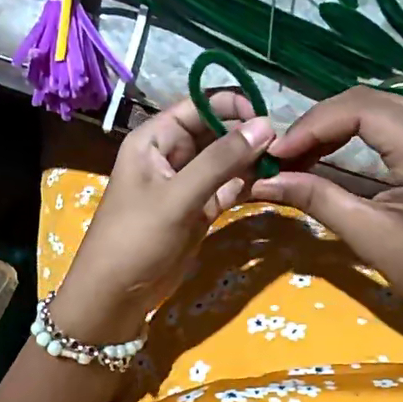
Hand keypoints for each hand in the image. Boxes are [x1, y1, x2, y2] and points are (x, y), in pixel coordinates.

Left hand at [50, 93, 274, 342]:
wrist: (116, 296)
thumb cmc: (136, 238)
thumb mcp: (177, 196)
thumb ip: (221, 160)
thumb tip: (265, 125)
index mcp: (155, 139)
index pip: (198, 106)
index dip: (232, 105)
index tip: (268, 117)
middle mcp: (172, 154)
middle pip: (217, 131)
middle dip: (248, 133)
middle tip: (285, 144)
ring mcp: (188, 182)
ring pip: (227, 160)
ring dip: (253, 159)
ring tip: (285, 161)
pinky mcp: (201, 208)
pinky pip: (229, 186)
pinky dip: (249, 184)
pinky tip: (274, 182)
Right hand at [249, 87, 402, 341]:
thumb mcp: (371, 239)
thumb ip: (319, 200)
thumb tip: (265, 181)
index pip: (364, 110)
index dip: (314, 124)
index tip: (278, 153)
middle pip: (371, 100)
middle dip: (320, 122)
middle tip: (283, 154)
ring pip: (381, 105)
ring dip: (336, 123)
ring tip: (301, 152)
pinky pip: (395, 119)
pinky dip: (358, 129)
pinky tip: (331, 148)